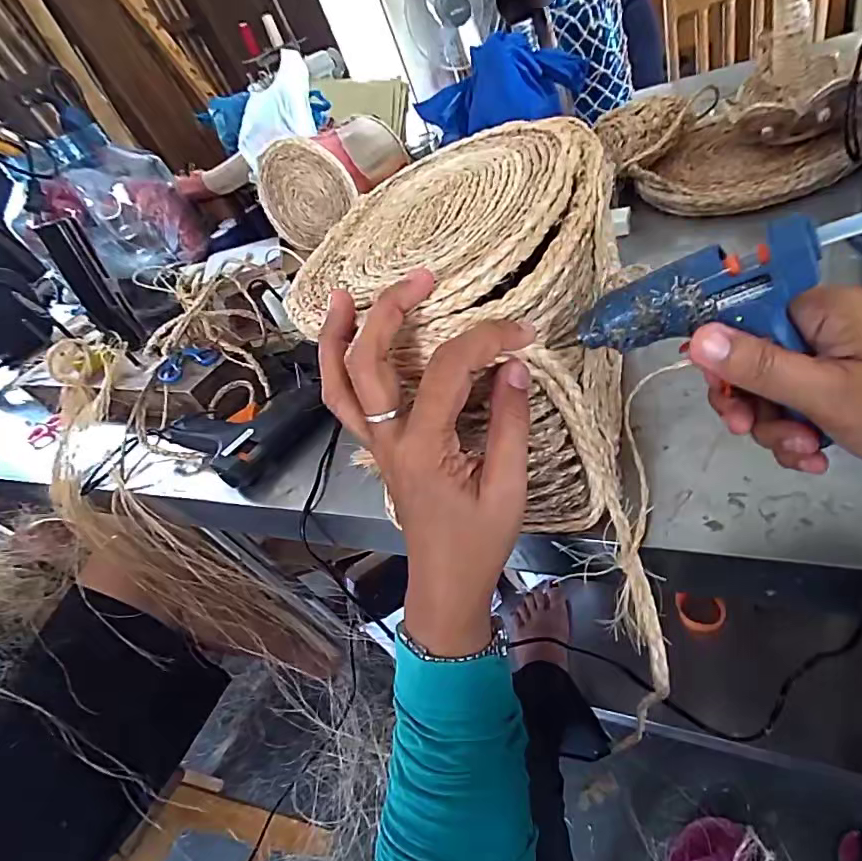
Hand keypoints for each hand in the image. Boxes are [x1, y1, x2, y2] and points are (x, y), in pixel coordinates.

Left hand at [318, 269, 532, 656]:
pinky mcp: (378, 448)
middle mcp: (388, 440)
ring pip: (339, 381)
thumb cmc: (479, 543)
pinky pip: (345, 401)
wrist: (445, 582)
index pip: (450, 370)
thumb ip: (509, 424)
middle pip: (369, 361)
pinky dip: (339, 365)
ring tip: (345, 294)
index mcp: (423, 448)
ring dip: (339, 334)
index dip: (487, 340)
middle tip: (423, 278)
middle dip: (391, 310)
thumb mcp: (507, 487)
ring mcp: (375, 444)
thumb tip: (514, 367)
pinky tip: (349, 340)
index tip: (522, 332)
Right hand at [687, 286, 861, 489]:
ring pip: (787, 391)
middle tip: (764, 439)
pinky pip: (815, 405)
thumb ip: (759, 366)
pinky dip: (809, 432)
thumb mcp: (828, 394)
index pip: (748, 325)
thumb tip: (696, 336)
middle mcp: (835, 325)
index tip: (732, 410)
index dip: (729, 369)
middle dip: (760, 408)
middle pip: (763, 362)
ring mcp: (852, 357)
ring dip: (785, 428)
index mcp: (825, 308)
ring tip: (809, 456)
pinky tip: (821, 458)